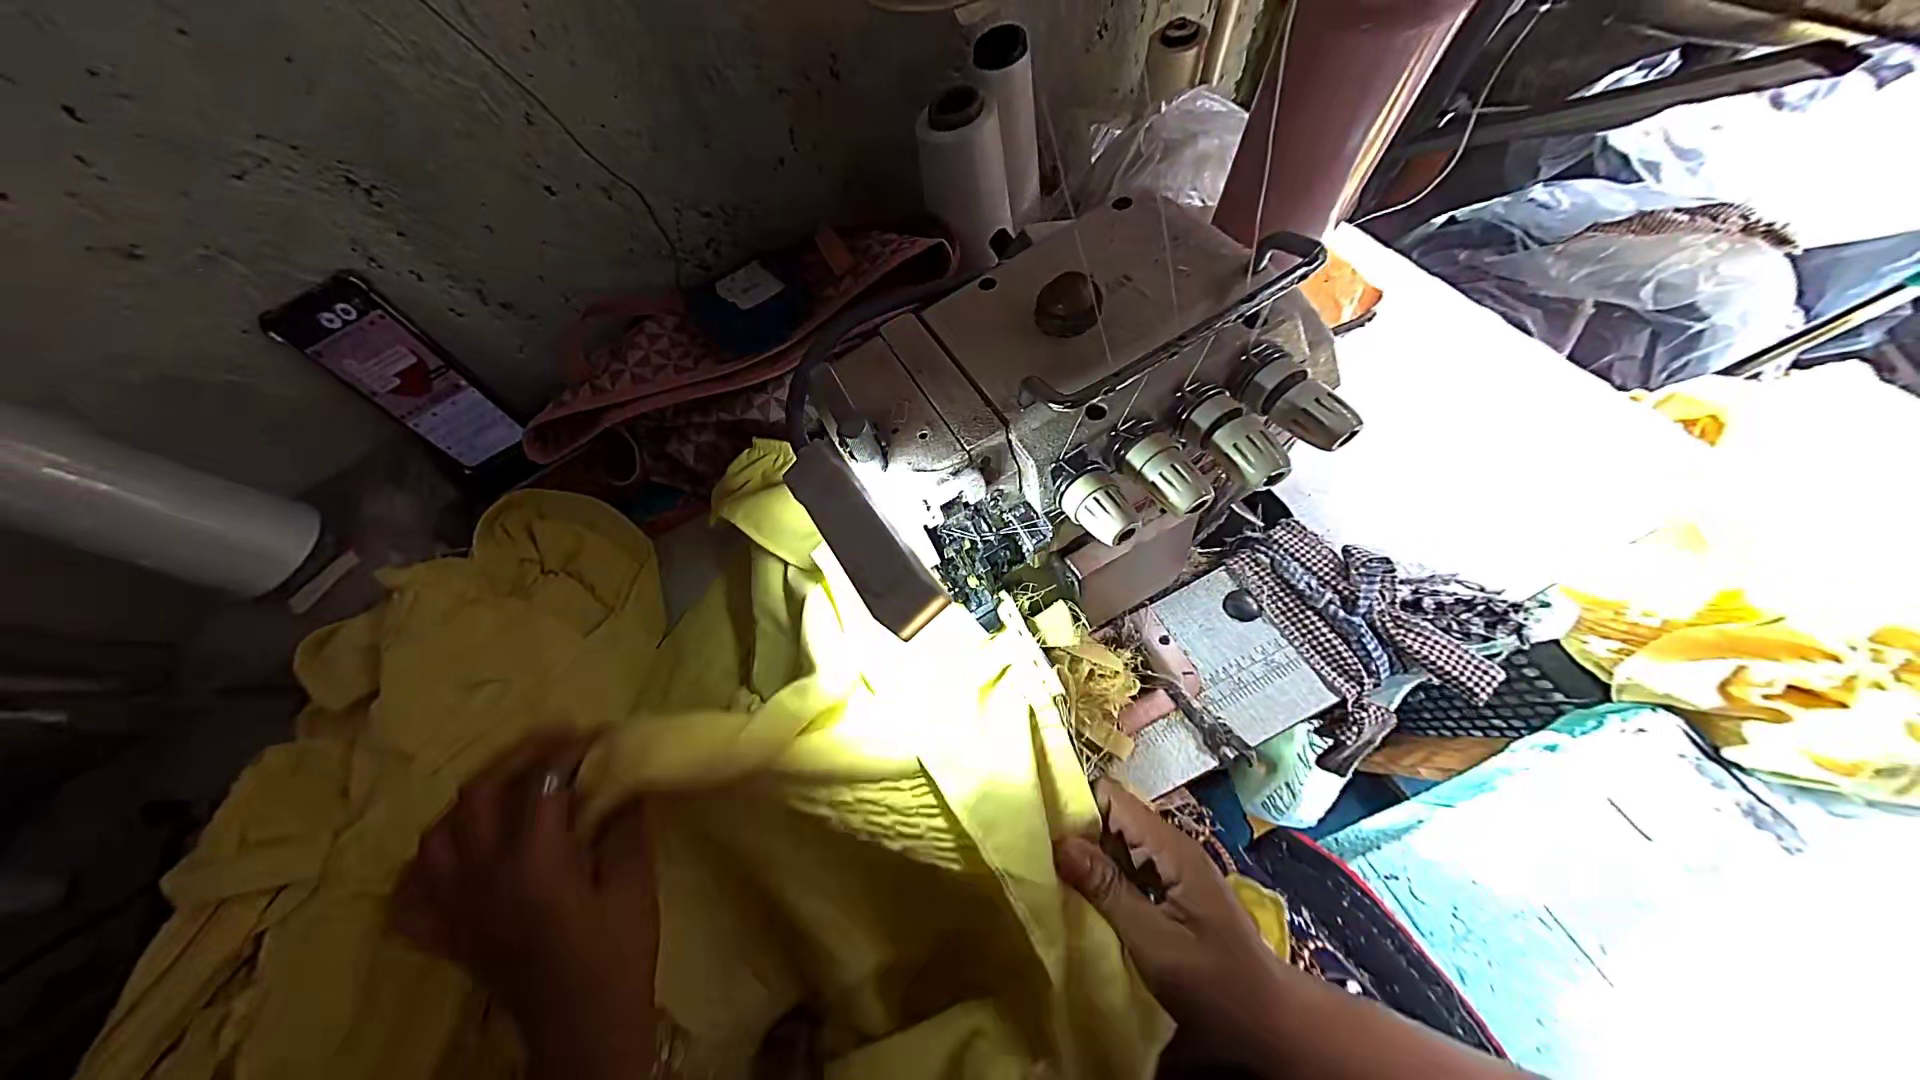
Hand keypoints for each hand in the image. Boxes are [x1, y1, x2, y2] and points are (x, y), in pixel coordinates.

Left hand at [393, 733, 659, 1079]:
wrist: (584, 1025)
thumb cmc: (618, 953)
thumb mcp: (634, 883)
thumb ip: (625, 824)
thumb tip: (624, 778)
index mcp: (532, 865)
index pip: (541, 785)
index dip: (569, 751)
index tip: (596, 734)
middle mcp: (481, 880)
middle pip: (477, 797)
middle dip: (516, 758)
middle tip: (554, 742)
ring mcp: (455, 910)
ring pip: (437, 835)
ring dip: (472, 799)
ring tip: (509, 785)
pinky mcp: (447, 936)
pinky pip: (412, 893)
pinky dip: (428, 862)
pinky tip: (458, 849)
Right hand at [1054, 778, 1291, 1065]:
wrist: (1272, 1025)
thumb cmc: (1217, 986)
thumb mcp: (1155, 943)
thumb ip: (1108, 891)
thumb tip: (1060, 844)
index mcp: (1170, 848)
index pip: (1112, 797)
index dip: (1076, 805)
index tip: (1040, 829)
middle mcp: (1170, 847)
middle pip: (1111, 817)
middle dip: (1077, 835)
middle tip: (1041, 861)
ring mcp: (1171, 869)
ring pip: (1117, 844)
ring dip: (1089, 860)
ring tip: (1054, 880)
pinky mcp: (1170, 891)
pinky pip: (1128, 869)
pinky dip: (1104, 880)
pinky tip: (1084, 902)